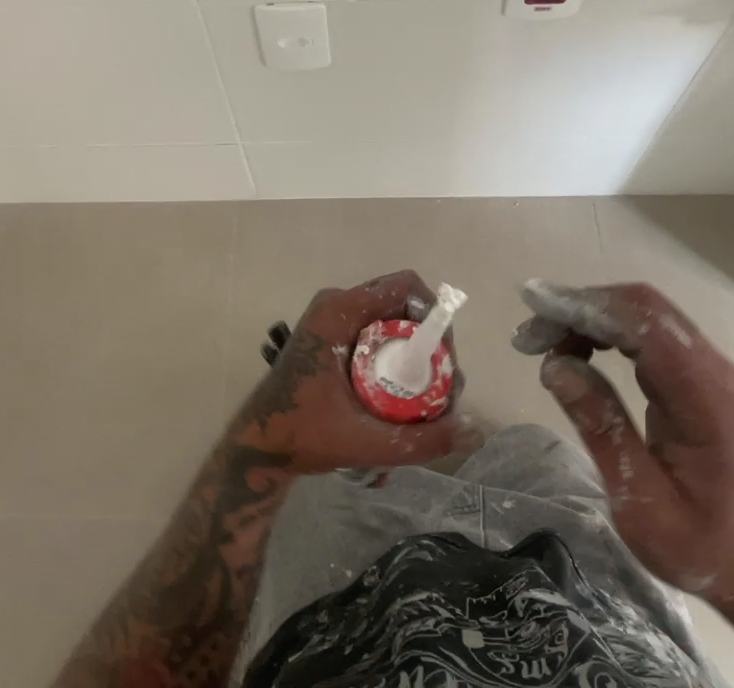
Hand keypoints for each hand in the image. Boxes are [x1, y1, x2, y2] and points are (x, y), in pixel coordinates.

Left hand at [229, 269, 472, 474]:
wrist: (259, 446)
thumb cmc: (304, 436)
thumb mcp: (366, 441)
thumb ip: (422, 439)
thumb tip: (474, 429)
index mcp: (340, 312)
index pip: (405, 287)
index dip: (435, 316)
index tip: (442, 360)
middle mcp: (337, 305)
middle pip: (403, 305)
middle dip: (429, 343)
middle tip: (439, 387)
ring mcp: (333, 319)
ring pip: (393, 321)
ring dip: (415, 353)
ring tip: (425, 397)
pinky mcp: (332, 336)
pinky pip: (378, 333)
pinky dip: (396, 357)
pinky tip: (401, 396)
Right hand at [516, 280, 733, 607]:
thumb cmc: (699, 546)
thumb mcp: (641, 501)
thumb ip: (603, 429)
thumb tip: (555, 366)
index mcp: (712, 406)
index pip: (648, 328)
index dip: (589, 307)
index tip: (535, 303)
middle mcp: (720, 374)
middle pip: (646, 309)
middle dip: (580, 307)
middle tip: (528, 336)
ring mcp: (715, 371)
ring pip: (645, 315)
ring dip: (589, 316)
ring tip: (541, 342)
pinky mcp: (701, 376)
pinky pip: (650, 334)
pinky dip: (605, 331)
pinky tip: (574, 349)